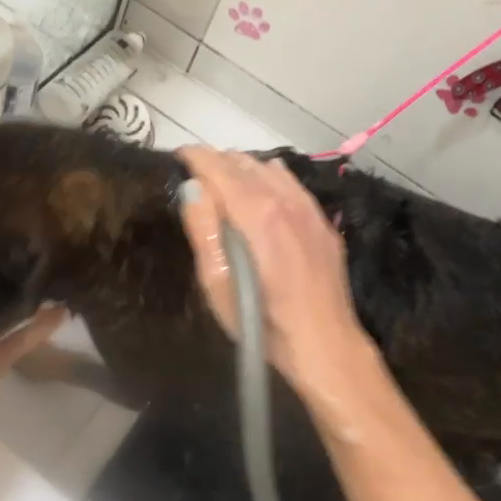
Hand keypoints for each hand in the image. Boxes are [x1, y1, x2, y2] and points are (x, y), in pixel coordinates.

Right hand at [176, 147, 378, 395]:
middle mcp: (283, 200)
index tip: (177, 156)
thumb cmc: (260, 320)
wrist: (323, 343)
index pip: (218, 167)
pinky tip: (265, 188)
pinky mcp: (322, 223)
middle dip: (216, 162)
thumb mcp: (217, 282)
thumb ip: (203, 229)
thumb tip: (192, 188)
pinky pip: (293, 185)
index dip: (194, 157)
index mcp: (254, 211)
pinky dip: (271, 178)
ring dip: (243, 168)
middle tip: (194, 174)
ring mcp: (308, 209)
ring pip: (270, 169)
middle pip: (243, 163)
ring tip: (224, 179)